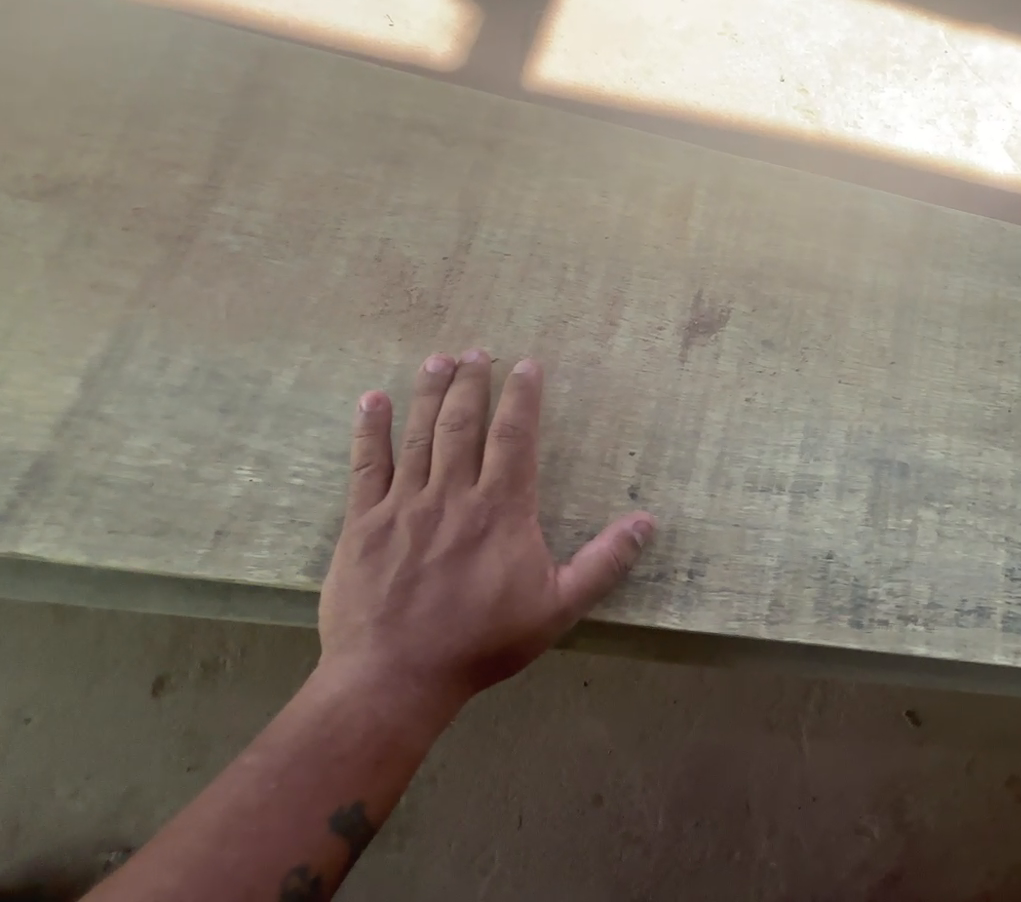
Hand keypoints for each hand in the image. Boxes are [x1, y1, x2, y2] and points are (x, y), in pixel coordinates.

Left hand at [318, 350, 653, 713]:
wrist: (393, 678)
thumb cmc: (484, 640)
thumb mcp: (561, 605)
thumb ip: (605, 561)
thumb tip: (648, 522)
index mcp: (502, 510)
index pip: (514, 438)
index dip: (522, 398)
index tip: (526, 365)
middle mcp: (453, 496)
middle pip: (464, 425)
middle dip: (473, 383)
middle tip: (478, 351)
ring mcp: (403, 507)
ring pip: (419, 436)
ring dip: (431, 394)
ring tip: (439, 359)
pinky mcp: (363, 525)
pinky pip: (367, 466)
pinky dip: (371, 430)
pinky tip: (374, 400)